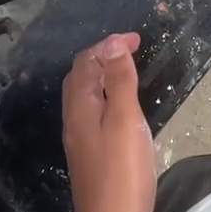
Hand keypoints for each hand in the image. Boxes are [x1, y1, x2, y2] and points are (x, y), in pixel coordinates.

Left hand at [63, 32, 154, 211]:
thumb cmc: (122, 172)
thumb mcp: (126, 120)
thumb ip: (119, 81)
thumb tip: (113, 43)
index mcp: (80, 108)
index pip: (86, 62)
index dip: (108, 45)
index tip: (136, 40)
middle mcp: (75, 121)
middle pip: (81, 77)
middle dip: (103, 57)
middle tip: (131, 51)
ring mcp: (80, 141)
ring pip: (85, 95)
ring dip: (104, 76)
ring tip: (129, 72)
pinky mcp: (90, 156)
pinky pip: (92, 112)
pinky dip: (106, 96)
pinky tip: (124, 107)